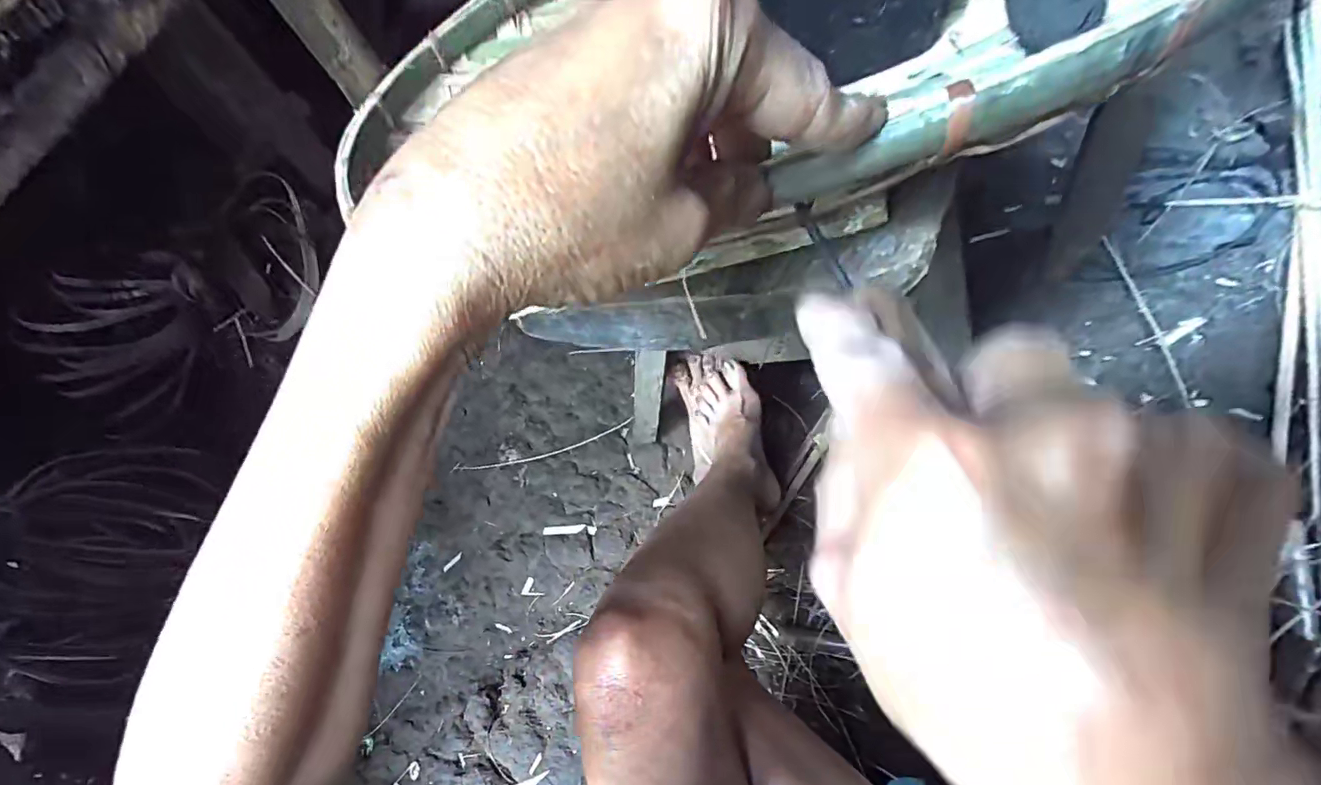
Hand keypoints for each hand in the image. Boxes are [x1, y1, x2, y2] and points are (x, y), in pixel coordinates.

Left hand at [353, 0, 884, 312]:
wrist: (450, 224)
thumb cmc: (578, 224)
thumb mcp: (683, 226)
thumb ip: (737, 197)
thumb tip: (757, 187)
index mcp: (705, 26)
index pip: (799, 87)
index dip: (838, 123)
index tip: (870, 126)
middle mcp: (660, 0)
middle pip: (748, 70)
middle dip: (771, 128)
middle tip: (793, 177)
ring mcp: (609, 21)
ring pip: (700, 77)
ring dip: (724, 132)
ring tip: (728, 192)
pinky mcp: (571, 50)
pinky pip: (655, 81)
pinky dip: (680, 126)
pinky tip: (676, 173)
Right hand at [798, 290, 1320, 784]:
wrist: (1147, 779)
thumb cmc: (976, 708)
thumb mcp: (867, 616)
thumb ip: (851, 506)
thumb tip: (860, 430)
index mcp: (934, 467)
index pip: (874, 364)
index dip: (851, 333)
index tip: (837, 306)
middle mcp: (1040, 423)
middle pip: (1005, 353)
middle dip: (997, 402)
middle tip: (1006, 483)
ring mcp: (1153, 432)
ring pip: (1092, 403)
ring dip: (1076, 454)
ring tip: (1088, 552)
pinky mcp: (1241, 457)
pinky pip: (1171, 441)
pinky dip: (1153, 485)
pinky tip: (1151, 560)